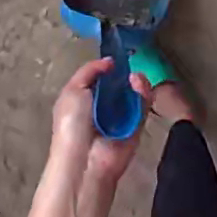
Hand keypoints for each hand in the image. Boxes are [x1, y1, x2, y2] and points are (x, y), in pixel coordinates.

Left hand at [50, 58, 151, 187]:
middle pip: (120, 83)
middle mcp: (104, 107)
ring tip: (134, 77)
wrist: (85, 160)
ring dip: (136, 81)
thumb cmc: (72, 123)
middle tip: (129, 63)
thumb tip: (109, 61)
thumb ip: (89, 71)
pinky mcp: (137, 126)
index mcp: (85, 98)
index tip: (118, 55)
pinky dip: (144, 94)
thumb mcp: (72, 90)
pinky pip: (144, 106)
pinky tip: (139, 84)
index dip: (109, 67)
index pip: (102, 78)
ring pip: (135, 92)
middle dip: (125, 72)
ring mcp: (122, 116)